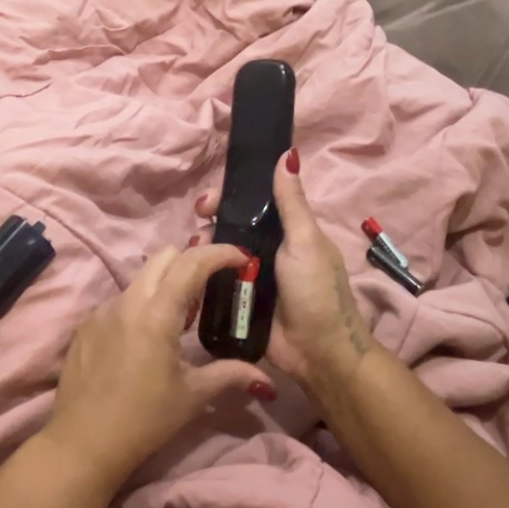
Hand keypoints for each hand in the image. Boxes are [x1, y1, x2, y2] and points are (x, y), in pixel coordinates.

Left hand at [43, 243, 276, 489]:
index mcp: (157, 313)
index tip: (240, 256)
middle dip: (192, 261)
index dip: (219, 252)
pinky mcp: (87, 325)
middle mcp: (128, 301)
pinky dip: (141, 306)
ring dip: (166, 285)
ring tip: (182, 319)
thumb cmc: (144, 420)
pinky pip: (121, 301)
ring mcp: (103, 310)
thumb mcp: (192, 396)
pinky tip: (146, 340)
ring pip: (141, 278)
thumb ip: (230, 376)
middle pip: (164, 257)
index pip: (191, 263)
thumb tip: (265, 378)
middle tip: (211, 286)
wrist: (82, 444)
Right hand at [196, 150, 377, 391]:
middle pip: (232, 224)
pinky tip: (190, 268)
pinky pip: (216, 279)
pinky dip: (203, 270)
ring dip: (204, 244)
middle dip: (213, 218)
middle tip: (199, 219)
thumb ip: (292, 201)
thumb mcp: (306, 241)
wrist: (318, 353)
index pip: (254, 202)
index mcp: (288, 231)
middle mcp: (268, 248)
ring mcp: (252, 275)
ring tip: (195, 248)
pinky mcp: (239, 300)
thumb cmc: (316, 292)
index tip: (211, 199)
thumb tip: (287, 153)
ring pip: (220, 250)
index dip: (231, 196)